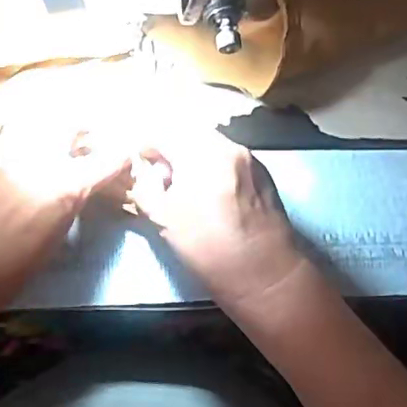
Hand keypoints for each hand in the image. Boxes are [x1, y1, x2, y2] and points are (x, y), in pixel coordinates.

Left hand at [0, 60, 131, 308]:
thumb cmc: (10, 269)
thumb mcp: (54, 239)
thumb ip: (67, 205)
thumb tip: (71, 187)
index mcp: (68, 189)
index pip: (107, 161)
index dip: (122, 155)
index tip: (131, 150)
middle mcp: (42, 161)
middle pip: (71, 129)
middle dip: (84, 131)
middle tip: (87, 136)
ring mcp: (6, 152)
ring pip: (31, 118)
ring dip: (45, 114)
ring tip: (56, 109)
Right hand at [129, 129, 306, 306]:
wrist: (265, 273)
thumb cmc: (207, 247)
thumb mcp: (162, 218)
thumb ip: (146, 187)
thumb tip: (148, 172)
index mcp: (201, 155)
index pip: (164, 134)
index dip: (148, 147)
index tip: (142, 163)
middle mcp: (228, 147)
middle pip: (189, 134)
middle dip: (172, 148)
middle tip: (163, 173)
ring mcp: (249, 158)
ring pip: (211, 144)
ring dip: (193, 155)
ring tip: (186, 183)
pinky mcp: (262, 172)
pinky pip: (229, 157)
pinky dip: (213, 164)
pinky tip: (210, 191)